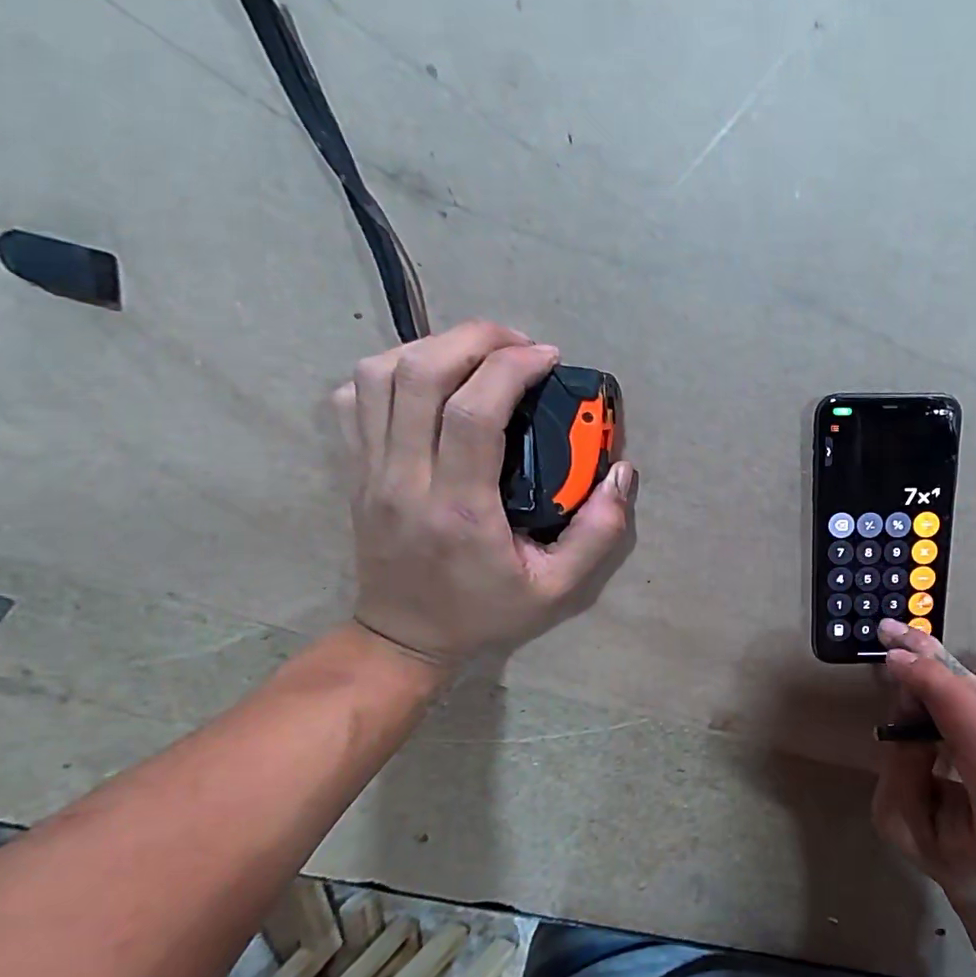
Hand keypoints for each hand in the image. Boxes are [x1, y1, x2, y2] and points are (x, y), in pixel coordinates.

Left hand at [331, 321, 636, 666]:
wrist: (402, 636)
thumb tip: (622, 473)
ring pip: (379, 373)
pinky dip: (391, 369)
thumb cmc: (483, 611)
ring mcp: (369, 469)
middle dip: (476, 339)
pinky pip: (354, 395)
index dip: (513, 367)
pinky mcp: (353, 467)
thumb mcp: (557, 588)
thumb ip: (598, 532)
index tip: (549, 358)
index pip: (473, 411)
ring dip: (433, 346)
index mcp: (459, 508)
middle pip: (421, 373)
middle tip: (519, 345)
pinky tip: (429, 379)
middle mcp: (405, 478)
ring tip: (478, 356)